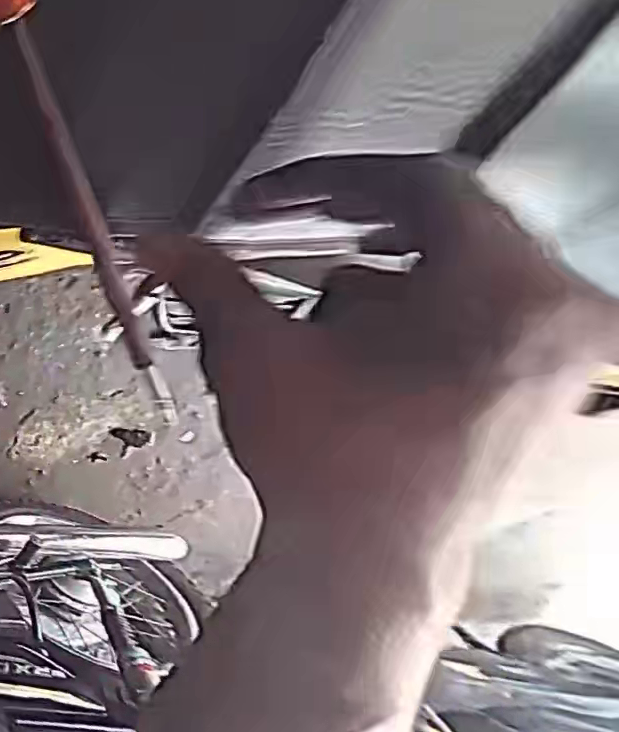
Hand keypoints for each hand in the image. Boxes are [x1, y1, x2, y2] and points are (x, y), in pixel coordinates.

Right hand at [141, 155, 616, 553]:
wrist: (364, 548)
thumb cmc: (329, 462)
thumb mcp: (251, 352)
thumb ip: (208, 283)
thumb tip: (166, 247)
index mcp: (502, 293)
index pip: (419, 186)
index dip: (323, 183)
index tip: (270, 200)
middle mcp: (560, 318)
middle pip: (447, 229)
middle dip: (347, 235)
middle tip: (287, 237)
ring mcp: (565, 359)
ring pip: (465, 276)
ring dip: (377, 281)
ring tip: (311, 314)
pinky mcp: (548, 391)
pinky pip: (486, 320)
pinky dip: (414, 317)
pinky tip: (352, 349)